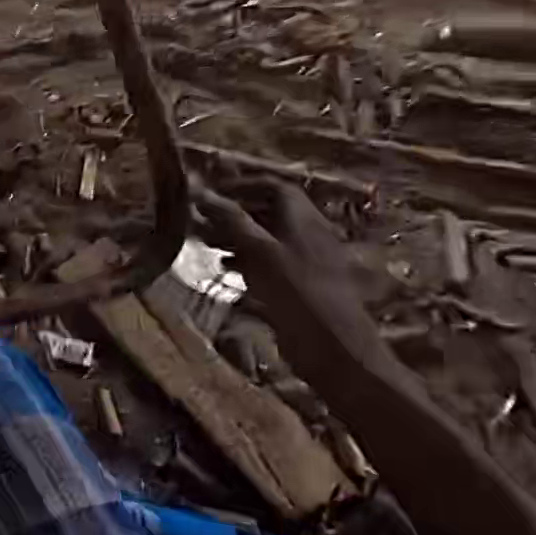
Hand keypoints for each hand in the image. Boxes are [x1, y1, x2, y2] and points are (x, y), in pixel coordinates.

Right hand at [191, 177, 391, 382]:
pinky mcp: (301, 285)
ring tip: (206, 241)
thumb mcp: (259, 251)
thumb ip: (230, 219)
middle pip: (270, 211)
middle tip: (202, 217)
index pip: (276, 188)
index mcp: (305, 222)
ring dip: (236, 235)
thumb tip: (200, 190)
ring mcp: (307, 262)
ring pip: (267, 237)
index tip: (213, 192)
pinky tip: (226, 268)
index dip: (244, 184)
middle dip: (234, 211)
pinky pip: (270, 261)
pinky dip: (245, 258)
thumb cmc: (297, 292)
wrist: (335, 350)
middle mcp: (308, 236)